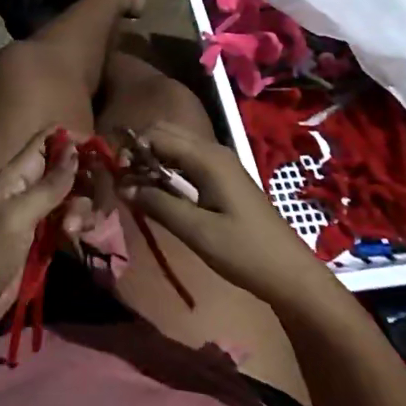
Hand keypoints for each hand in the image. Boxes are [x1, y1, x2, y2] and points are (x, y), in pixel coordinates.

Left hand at [0, 127, 89, 347]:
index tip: (99, 153)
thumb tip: (75, 148)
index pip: (48, 139)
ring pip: (74, 196)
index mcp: (19, 174)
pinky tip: (74, 238)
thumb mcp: (18, 216)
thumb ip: (49, 185)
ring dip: (82, 208)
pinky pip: (71, 221)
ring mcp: (39, 214)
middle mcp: (31, 187)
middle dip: (84, 180)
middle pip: (68, 167)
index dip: (73, 139)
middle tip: (91, 198)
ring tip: (72, 230)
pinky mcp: (45, 238)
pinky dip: (78, 226)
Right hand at [119, 123, 334, 310]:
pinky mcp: (222, 177)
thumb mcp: (197, 232)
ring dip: (153, 159)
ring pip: (176, 145)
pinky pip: (187, 159)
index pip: (158, 135)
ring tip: (135, 187)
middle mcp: (213, 150)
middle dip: (140, 150)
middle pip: (166, 133)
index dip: (132, 148)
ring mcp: (220, 162)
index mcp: (208, 158)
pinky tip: (159, 192)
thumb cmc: (244, 253)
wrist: (289, 272)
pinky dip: (168, 168)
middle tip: (123, 181)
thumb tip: (122, 186)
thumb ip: (159, 205)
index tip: (116, 174)